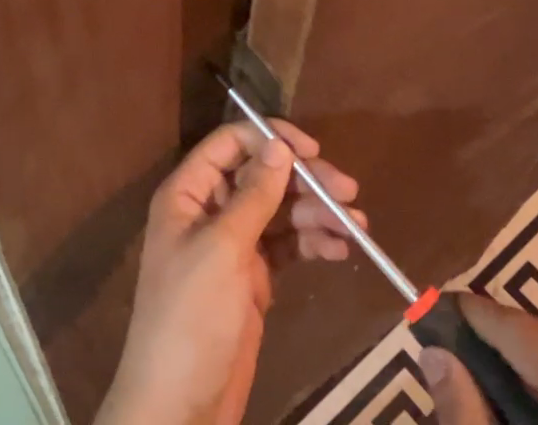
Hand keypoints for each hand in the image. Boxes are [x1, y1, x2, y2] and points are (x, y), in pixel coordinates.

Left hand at [97, 119, 364, 424]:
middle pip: (261, 176)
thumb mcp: (222, 249)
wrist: (182, 401)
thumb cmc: (192, 315)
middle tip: (349, 192)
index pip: (230, 144)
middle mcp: (209, 212)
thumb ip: (253, 195)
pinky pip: (287, 246)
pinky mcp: (253, 278)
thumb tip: (279, 144)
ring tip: (356, 229)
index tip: (312, 150)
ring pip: (279, 212)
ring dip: (317, 214)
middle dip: (304, 181)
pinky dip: (313, 244)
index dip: (269, 139)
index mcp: (188, 194)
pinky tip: (340, 251)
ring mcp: (232, 246)